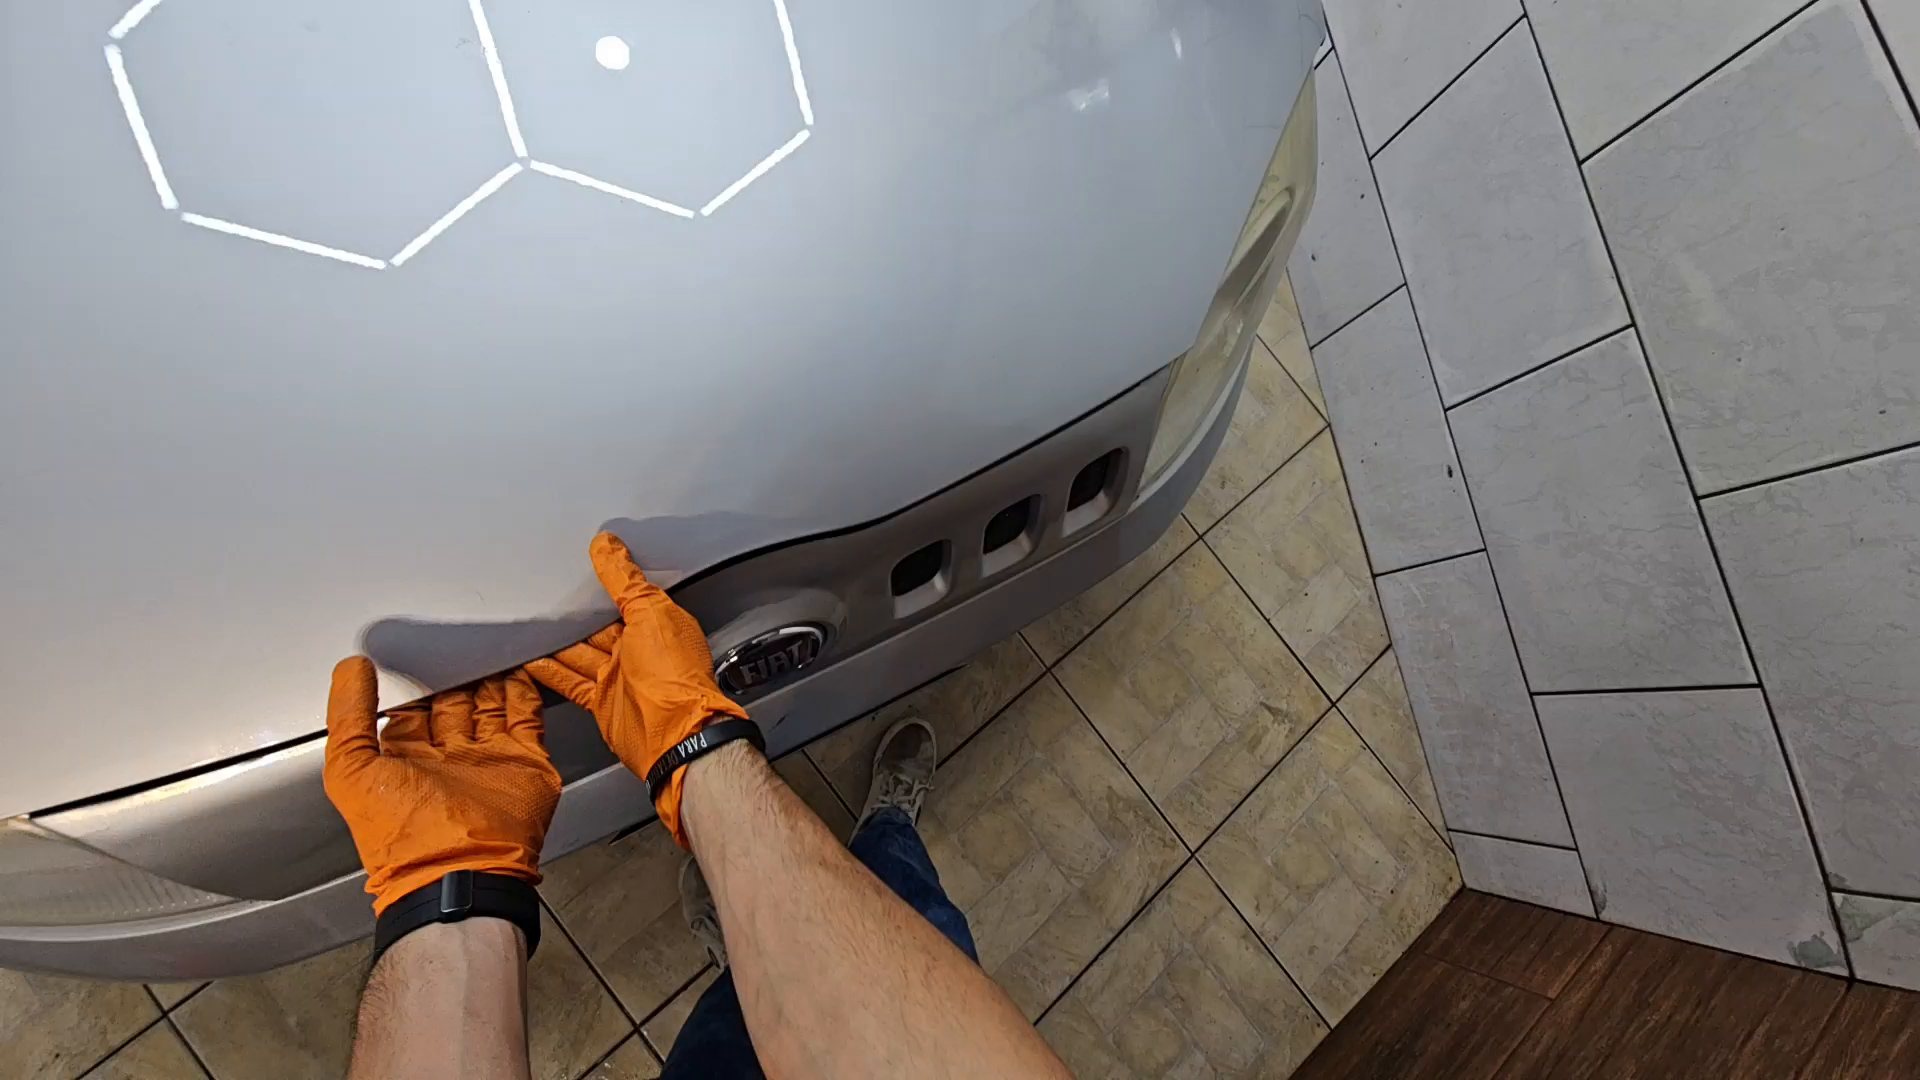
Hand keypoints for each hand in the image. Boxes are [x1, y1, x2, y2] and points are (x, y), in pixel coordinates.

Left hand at [324, 656, 562, 914]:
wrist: (466, 866)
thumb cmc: (403, 832)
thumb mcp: (351, 770)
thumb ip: (349, 716)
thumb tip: (350, 667)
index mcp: (405, 762)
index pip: (412, 711)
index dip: (415, 683)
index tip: (418, 652)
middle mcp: (449, 758)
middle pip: (456, 705)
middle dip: (459, 676)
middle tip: (462, 644)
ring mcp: (490, 757)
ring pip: (493, 706)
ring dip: (494, 678)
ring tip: (495, 647)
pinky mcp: (525, 758)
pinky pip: (527, 716)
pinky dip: (526, 691)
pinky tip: (522, 668)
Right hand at [526, 532, 748, 846]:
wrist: (672, 731)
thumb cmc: (674, 673)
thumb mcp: (651, 611)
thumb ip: (626, 579)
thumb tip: (608, 545)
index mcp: (660, 623)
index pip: (629, 594)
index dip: (608, 579)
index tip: (586, 561)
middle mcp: (641, 649)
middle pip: (601, 624)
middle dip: (578, 611)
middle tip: (548, 593)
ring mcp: (621, 675)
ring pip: (582, 651)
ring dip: (559, 639)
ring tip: (533, 622)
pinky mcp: (602, 700)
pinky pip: (571, 680)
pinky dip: (550, 671)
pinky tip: (531, 659)